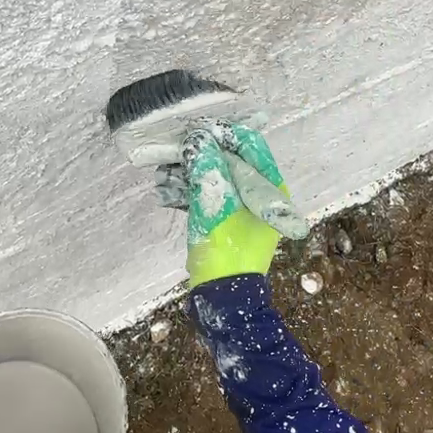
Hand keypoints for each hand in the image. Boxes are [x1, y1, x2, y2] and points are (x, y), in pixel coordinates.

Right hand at [156, 121, 305, 286]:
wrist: (222, 300)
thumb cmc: (226, 251)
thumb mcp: (215, 204)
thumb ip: (208, 167)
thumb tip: (197, 138)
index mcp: (270, 189)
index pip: (249, 146)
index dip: (221, 136)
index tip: (193, 132)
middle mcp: (260, 195)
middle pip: (228, 160)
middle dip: (198, 156)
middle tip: (172, 153)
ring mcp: (241, 209)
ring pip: (213, 177)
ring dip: (187, 174)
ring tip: (161, 177)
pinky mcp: (224, 222)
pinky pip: (206, 196)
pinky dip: (186, 192)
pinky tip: (164, 193)